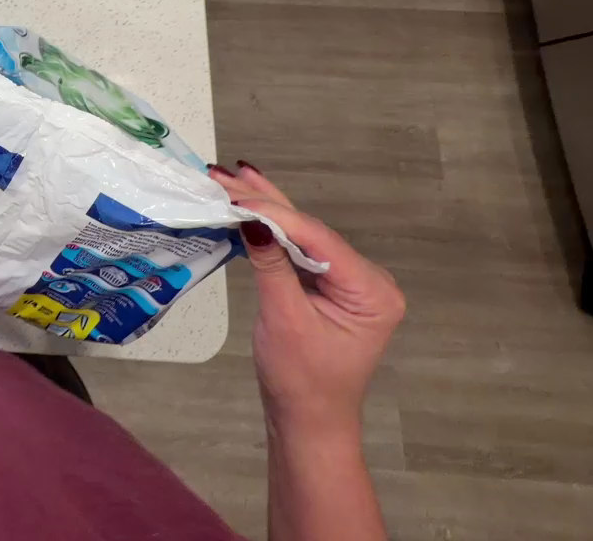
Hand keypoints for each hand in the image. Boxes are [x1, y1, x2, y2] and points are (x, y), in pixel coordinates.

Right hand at [209, 163, 404, 440]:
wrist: (306, 417)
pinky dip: (269, 224)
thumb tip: (251, 220)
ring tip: (229, 175)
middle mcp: (366, 277)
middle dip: (264, 200)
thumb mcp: (284, 320)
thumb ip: (271, 266)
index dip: (274, 213)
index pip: (316, 238)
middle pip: (308, 228)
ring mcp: (346, 278)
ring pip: (300, 231)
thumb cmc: (300, 376)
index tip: (231, 196)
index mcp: (370, 290)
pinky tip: (249, 200)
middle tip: (222, 175)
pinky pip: (297, 244)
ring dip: (263, 205)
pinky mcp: (325, 280)